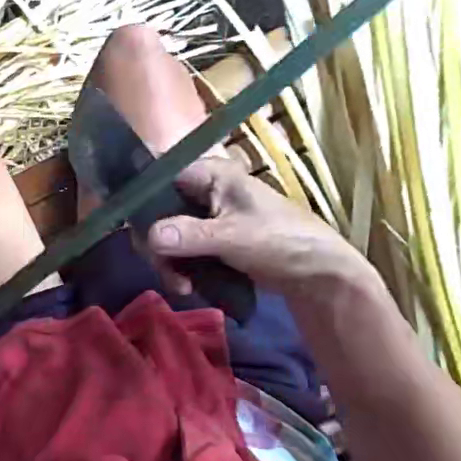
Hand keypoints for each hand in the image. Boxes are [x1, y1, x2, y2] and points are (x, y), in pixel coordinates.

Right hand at [146, 156, 369, 297]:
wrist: (318, 273)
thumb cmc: (281, 241)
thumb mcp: (233, 237)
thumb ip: (189, 235)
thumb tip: (149, 237)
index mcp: (211, 173)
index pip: (160, 178)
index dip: (144, 205)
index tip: (142, 238)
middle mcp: (205, 188)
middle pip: (159, 211)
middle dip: (159, 246)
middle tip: (170, 274)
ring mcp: (209, 215)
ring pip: (169, 235)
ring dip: (170, 263)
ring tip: (185, 287)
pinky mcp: (214, 239)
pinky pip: (184, 249)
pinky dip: (183, 267)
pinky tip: (191, 287)